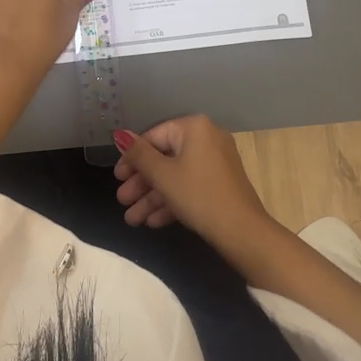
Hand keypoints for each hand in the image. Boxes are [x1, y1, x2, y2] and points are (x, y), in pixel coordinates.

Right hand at [113, 115, 278, 253]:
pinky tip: (152, 222)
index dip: (132, 158)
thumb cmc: (198, 195)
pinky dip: (172, 201)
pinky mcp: (220, 185)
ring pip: (175, 176)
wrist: (243, 232)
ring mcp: (215, 163)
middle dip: (141, 183)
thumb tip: (120, 134)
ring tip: (133, 220)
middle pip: (164, 158)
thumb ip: (139, 154)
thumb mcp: (163, 175)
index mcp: (193, 128)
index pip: (154, 137)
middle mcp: (206, 139)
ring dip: (152, 197)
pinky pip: (189, 186)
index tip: (117, 177)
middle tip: (122, 200)